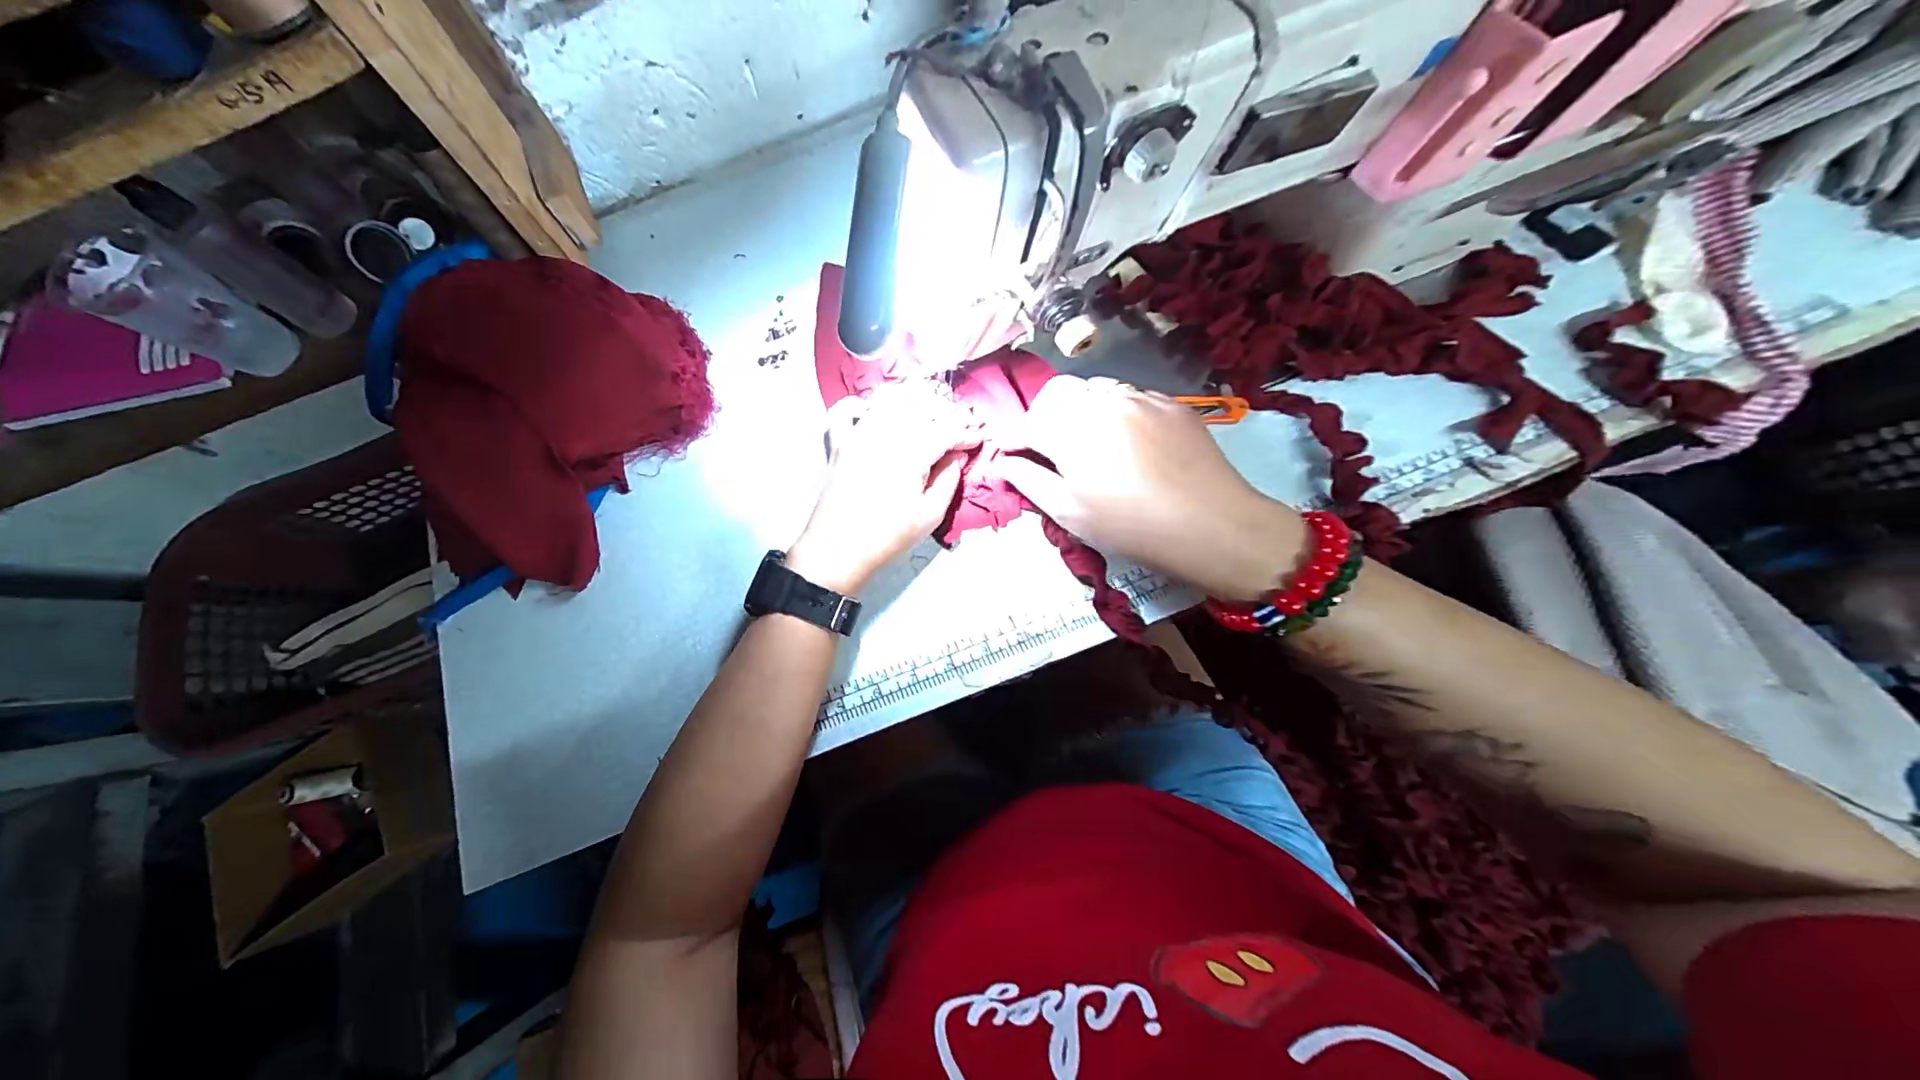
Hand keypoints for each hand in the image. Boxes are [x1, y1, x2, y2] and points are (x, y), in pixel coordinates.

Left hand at [786, 382, 974, 595]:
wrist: (836, 550)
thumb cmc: (887, 537)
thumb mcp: (930, 515)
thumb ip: (949, 479)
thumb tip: (957, 455)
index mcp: (911, 453)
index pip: (946, 428)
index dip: (965, 432)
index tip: (975, 441)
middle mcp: (884, 434)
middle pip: (920, 405)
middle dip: (944, 413)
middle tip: (955, 430)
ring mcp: (857, 434)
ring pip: (887, 399)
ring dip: (910, 402)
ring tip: (923, 418)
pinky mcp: (838, 443)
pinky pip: (845, 410)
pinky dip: (861, 405)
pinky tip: (873, 415)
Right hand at [997, 376, 1307, 600]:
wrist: (1211, 523)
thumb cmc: (1130, 526)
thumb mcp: (1069, 511)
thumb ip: (1029, 480)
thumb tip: (1003, 462)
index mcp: (1070, 429)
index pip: (1027, 422)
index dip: (1014, 437)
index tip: (1010, 451)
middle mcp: (1102, 402)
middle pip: (1058, 393)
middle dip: (1044, 415)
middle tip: (1048, 446)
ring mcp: (1140, 398)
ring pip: (1095, 390)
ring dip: (1081, 410)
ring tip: (1090, 444)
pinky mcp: (1170, 403)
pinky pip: (1131, 397)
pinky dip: (1117, 413)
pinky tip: (1128, 443)